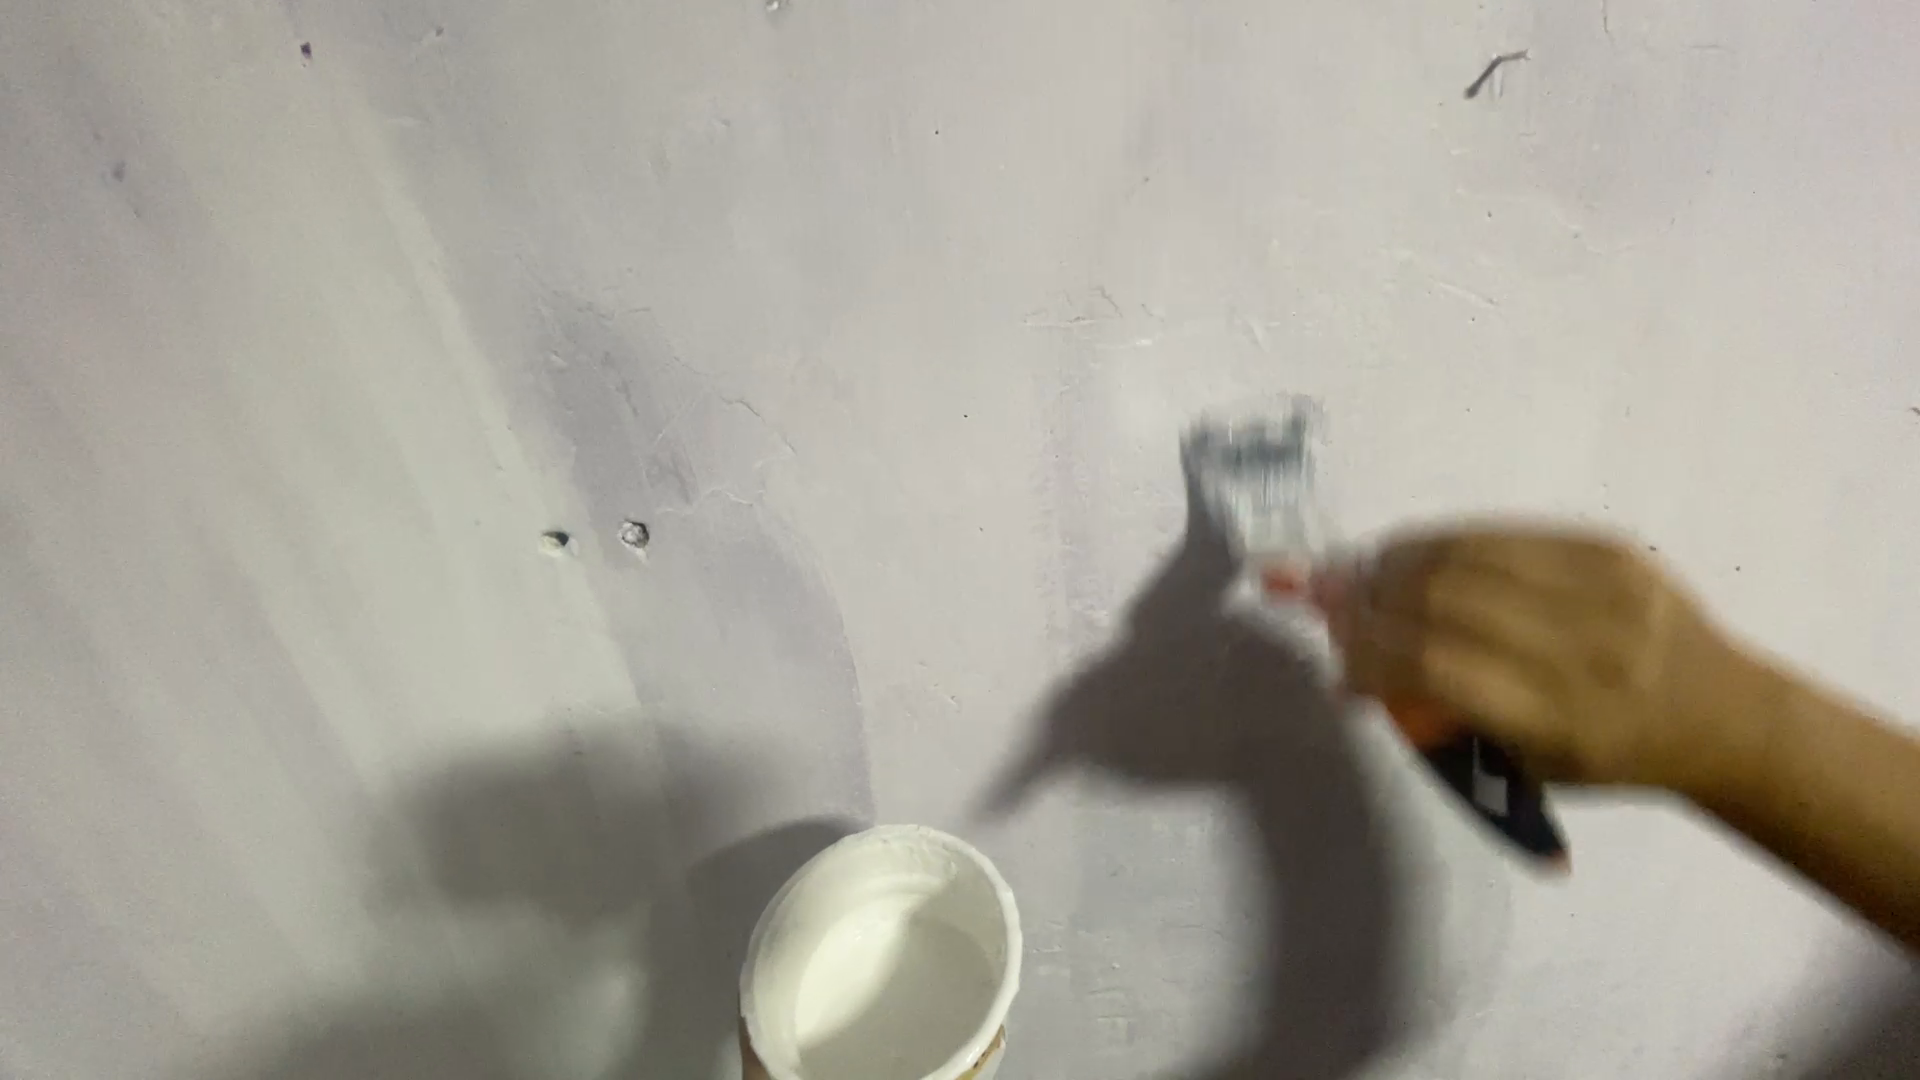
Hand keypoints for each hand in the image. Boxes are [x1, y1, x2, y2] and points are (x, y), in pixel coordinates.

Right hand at [1322, 526, 1770, 793]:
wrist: (1728, 717)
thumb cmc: (1606, 757)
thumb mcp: (1519, 763)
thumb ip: (1433, 715)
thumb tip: (1344, 676)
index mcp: (1558, 717)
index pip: (1431, 666)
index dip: (1366, 653)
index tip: (1335, 659)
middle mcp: (1582, 648)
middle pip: (1437, 598)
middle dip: (1365, 596)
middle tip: (1327, 600)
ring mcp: (1600, 588)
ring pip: (1458, 555)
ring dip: (1390, 563)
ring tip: (1362, 576)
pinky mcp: (1607, 548)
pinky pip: (1493, 533)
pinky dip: (1434, 544)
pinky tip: (1410, 557)